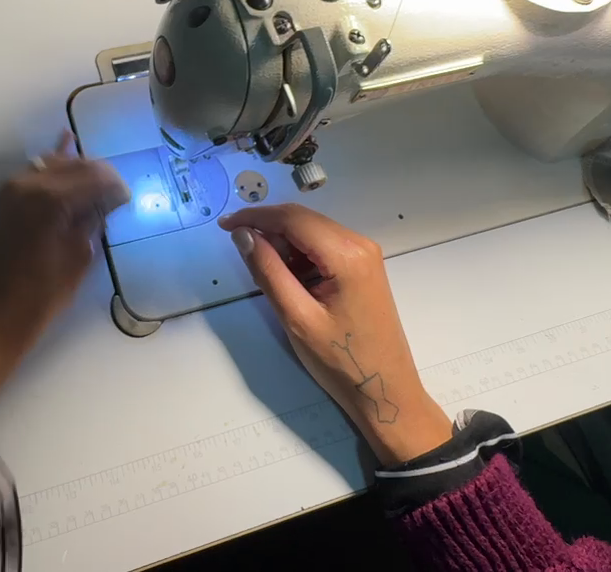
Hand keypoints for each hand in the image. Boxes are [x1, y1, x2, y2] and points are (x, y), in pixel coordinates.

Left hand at [0, 135, 129, 413]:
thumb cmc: (40, 296)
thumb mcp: (79, 257)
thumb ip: (93, 220)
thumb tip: (110, 199)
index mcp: (51, 199)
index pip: (95, 176)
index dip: (115, 185)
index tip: (127, 198)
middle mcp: (30, 183)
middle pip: (76, 165)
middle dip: (99, 175)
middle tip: (116, 195)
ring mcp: (13, 187)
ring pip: (56, 163)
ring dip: (79, 171)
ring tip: (97, 190)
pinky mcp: (5, 197)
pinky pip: (36, 171)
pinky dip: (54, 164)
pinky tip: (66, 142)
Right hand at [220, 204, 451, 463]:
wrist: (386, 394)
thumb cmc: (341, 362)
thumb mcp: (296, 318)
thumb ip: (267, 270)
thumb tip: (242, 234)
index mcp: (346, 254)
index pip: (292, 218)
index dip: (254, 216)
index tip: (224, 225)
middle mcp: (358, 243)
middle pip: (302, 219)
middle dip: (267, 227)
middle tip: (239, 248)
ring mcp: (363, 253)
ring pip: (310, 230)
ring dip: (282, 242)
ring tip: (265, 271)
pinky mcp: (362, 265)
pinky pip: (321, 244)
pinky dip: (298, 253)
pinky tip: (288, 277)